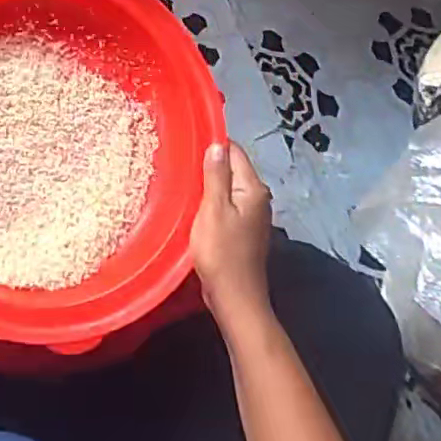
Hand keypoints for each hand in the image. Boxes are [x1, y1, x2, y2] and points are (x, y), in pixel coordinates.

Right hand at [191, 141, 273, 324]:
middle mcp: (258, 197)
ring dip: (209, 183)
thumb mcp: (213, 210)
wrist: (235, 299)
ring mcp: (253, 214)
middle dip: (209, 163)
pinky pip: (227, 203)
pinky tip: (195, 205)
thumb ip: (216, 175)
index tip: (188, 141)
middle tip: (182, 162)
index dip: (213, 144)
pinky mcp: (244, 229)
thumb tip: (217, 144)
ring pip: (228, 186)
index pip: (234, 151)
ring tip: (185, 181)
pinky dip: (212, 201)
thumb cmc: (222, 254)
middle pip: (232, 168)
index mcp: (254, 188)